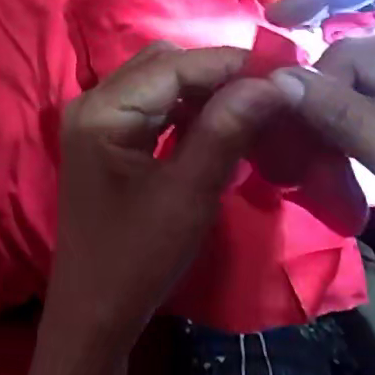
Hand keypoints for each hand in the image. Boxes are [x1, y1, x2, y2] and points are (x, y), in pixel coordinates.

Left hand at [45, 41, 287, 357]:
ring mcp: (94, 117)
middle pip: (162, 65)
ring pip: (157, 81)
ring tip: (253, 104)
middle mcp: (91, 101)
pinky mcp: (104, 135)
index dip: (228, 63)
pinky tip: (218, 122)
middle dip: (216, 72)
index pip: (172, 65)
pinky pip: (149, 104)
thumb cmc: (138, 258)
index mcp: (102, 110)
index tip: (283, 70)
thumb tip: (272, 84)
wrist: (94, 311)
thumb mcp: (188, 194)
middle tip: (270, 90)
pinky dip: (184, 107)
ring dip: (203, 88)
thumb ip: (225, 132)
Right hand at [261, 0, 374, 336]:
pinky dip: (360, 119)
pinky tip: (347, 153)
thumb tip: (276, 79)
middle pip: (369, 39)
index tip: (278, 22)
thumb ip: (346, 120)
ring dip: (342, 108)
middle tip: (300, 132)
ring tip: (324, 154)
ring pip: (371, 70)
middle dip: (330, 83)